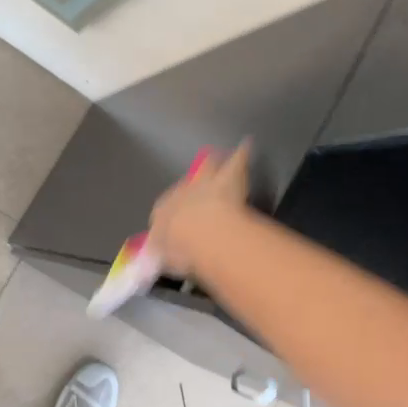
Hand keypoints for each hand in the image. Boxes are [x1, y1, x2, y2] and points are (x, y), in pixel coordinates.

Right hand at [148, 141, 250, 276]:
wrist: (201, 234)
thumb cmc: (181, 250)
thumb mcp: (167, 260)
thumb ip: (166, 258)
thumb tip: (161, 261)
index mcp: (161, 214)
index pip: (163, 215)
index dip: (172, 220)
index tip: (179, 229)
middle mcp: (179, 193)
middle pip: (184, 188)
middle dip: (190, 189)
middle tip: (197, 191)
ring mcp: (204, 182)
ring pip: (206, 169)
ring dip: (211, 164)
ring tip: (215, 156)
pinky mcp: (228, 177)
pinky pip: (235, 162)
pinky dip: (241, 154)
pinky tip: (246, 144)